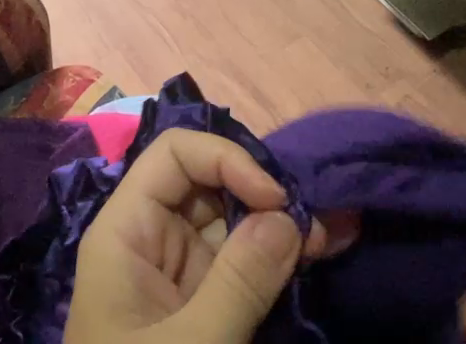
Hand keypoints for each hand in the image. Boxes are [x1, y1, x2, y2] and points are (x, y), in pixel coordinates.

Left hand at [64, 129, 350, 343]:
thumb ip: (239, 281)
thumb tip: (287, 216)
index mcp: (127, 230)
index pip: (173, 157)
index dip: (226, 160)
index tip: (275, 198)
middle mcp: (153, 238)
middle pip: (209, 185)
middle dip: (264, 191)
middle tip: (320, 217)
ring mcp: (182, 274)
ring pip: (235, 223)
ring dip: (283, 222)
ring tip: (338, 227)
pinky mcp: (207, 307)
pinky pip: (246, 264)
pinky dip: (283, 256)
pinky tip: (326, 246)